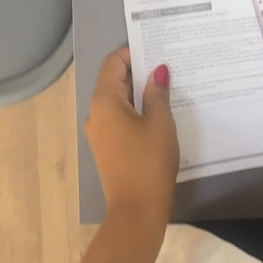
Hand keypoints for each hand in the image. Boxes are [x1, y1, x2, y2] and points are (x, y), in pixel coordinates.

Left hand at [85, 47, 178, 223]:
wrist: (136, 211)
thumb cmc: (148, 162)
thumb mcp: (159, 122)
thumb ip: (157, 92)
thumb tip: (158, 70)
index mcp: (104, 102)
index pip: (112, 63)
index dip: (132, 53)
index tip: (157, 51)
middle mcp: (96, 113)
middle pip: (113, 81)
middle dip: (138, 71)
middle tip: (167, 66)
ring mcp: (99, 132)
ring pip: (117, 100)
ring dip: (138, 92)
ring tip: (166, 87)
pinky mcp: (107, 147)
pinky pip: (119, 118)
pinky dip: (135, 109)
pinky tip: (157, 113)